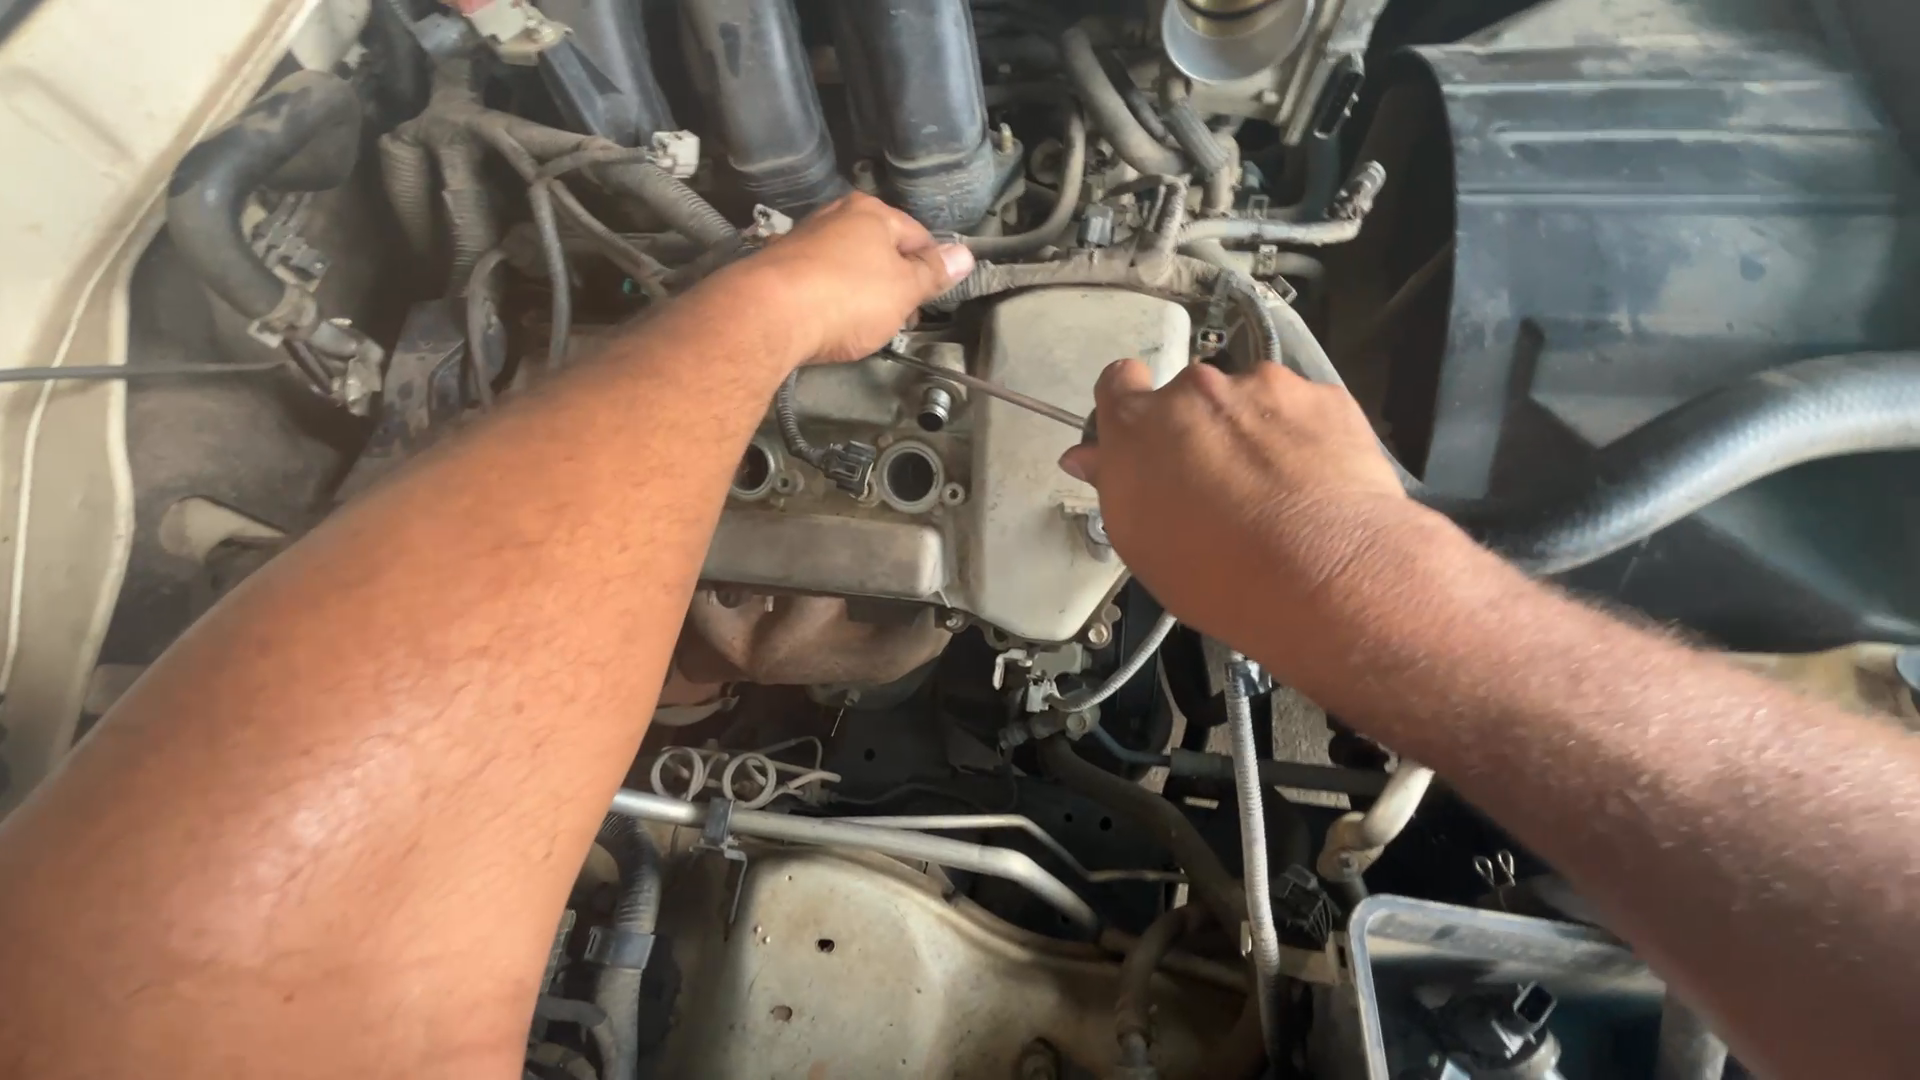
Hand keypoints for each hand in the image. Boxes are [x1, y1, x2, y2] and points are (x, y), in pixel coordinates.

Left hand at [722, 193, 974, 363]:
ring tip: (866, 325)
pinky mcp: (779, 270)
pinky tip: (832, 324)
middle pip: (880, 250)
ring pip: (849, 267)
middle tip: (902, 317)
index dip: (931, 268)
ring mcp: (804, 241)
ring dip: (863, 294)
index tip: (933, 297)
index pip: (917, 236)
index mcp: (871, 214)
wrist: (770, 316)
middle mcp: (835, 217)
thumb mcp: (905, 289)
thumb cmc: (845, 297)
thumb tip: (964, 255)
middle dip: (895, 284)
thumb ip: (935, 273)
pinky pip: (819, 284)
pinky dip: (831, 301)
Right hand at [1059, 359, 1453, 681]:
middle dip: (1198, 427)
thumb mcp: (1139, 541)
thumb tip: (1087, 457)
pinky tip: (1313, 483)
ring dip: (1251, 429)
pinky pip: (1301, 408)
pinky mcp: (1323, 396)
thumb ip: (1112, 483)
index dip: (1128, 401)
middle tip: (1216, 481)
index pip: (1117, 381)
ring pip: (1248, 400)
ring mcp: (1263, 387)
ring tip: (1275, 488)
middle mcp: (1195, 391)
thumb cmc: (1213, 573)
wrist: (1323, 577)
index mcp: (1139, 425)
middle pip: (1188, 396)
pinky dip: (1301, 436)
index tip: (1143, 430)